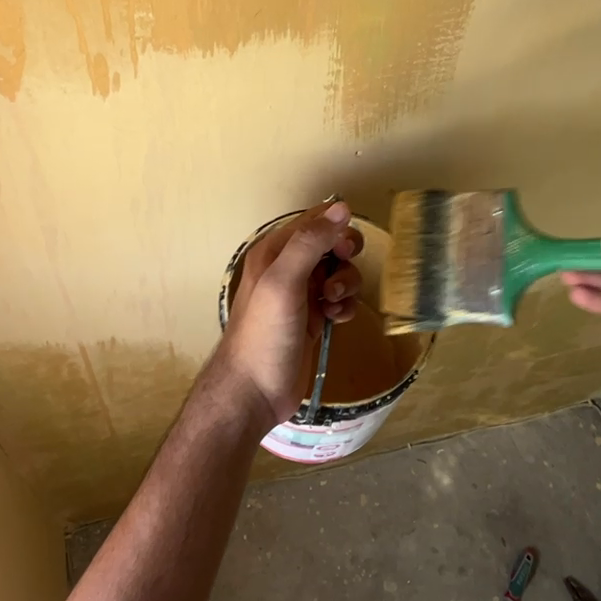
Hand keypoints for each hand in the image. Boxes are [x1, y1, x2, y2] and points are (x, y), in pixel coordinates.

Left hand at [213, 201, 362, 424]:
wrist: (254, 392)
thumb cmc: (264, 333)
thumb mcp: (284, 281)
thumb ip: (310, 242)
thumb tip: (341, 208)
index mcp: (274, 251)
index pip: (314, 220)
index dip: (335, 228)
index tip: (344, 249)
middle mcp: (287, 267)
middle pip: (331, 244)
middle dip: (344, 258)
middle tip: (338, 280)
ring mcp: (301, 294)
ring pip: (339, 273)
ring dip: (346, 285)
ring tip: (333, 305)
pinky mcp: (313, 319)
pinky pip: (340, 300)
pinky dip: (345, 306)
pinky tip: (336, 321)